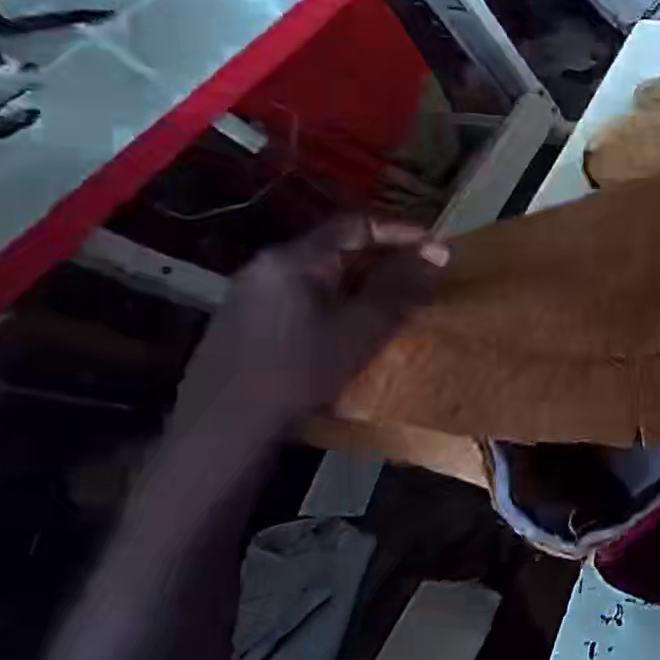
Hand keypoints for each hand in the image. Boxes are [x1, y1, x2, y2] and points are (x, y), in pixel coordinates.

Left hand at [170, 216, 449, 438]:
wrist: (222, 433)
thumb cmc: (300, 371)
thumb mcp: (363, 326)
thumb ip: (402, 284)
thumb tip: (438, 253)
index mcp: (293, 258)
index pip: (357, 225)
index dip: (404, 232)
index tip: (438, 248)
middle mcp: (266, 265)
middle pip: (338, 247)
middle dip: (386, 258)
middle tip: (423, 276)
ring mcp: (250, 294)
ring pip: (322, 273)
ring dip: (364, 281)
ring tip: (397, 300)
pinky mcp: (243, 321)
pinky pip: (303, 294)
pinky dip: (338, 299)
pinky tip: (353, 324)